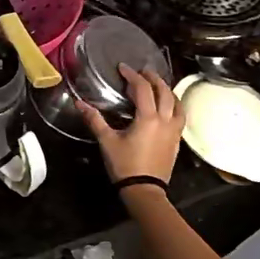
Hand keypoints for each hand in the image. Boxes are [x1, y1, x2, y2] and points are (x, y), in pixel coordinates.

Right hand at [81, 65, 184, 186]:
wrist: (144, 190)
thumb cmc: (125, 165)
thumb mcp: (107, 141)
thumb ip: (95, 120)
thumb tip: (79, 103)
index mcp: (148, 118)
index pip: (143, 89)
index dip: (133, 75)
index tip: (123, 68)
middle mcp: (165, 120)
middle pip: (164, 92)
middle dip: (154, 79)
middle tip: (143, 72)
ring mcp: (174, 131)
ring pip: (177, 104)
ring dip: (168, 91)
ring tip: (158, 87)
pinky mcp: (176, 141)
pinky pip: (180, 117)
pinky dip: (174, 106)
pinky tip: (166, 109)